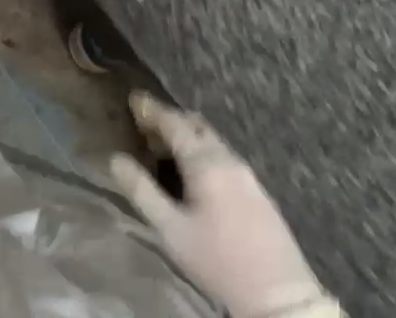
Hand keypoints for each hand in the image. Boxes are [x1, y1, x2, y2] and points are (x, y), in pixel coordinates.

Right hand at [111, 93, 336, 317]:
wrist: (280, 297)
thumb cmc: (218, 261)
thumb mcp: (171, 230)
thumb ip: (141, 191)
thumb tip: (115, 159)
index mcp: (206, 163)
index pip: (174, 123)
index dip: (151, 109)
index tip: (133, 98)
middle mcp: (229, 160)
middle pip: (196, 126)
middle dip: (170, 120)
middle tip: (144, 125)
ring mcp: (249, 176)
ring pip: (212, 141)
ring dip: (187, 136)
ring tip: (164, 148)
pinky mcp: (259, 193)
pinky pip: (224, 156)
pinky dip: (203, 151)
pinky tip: (194, 173)